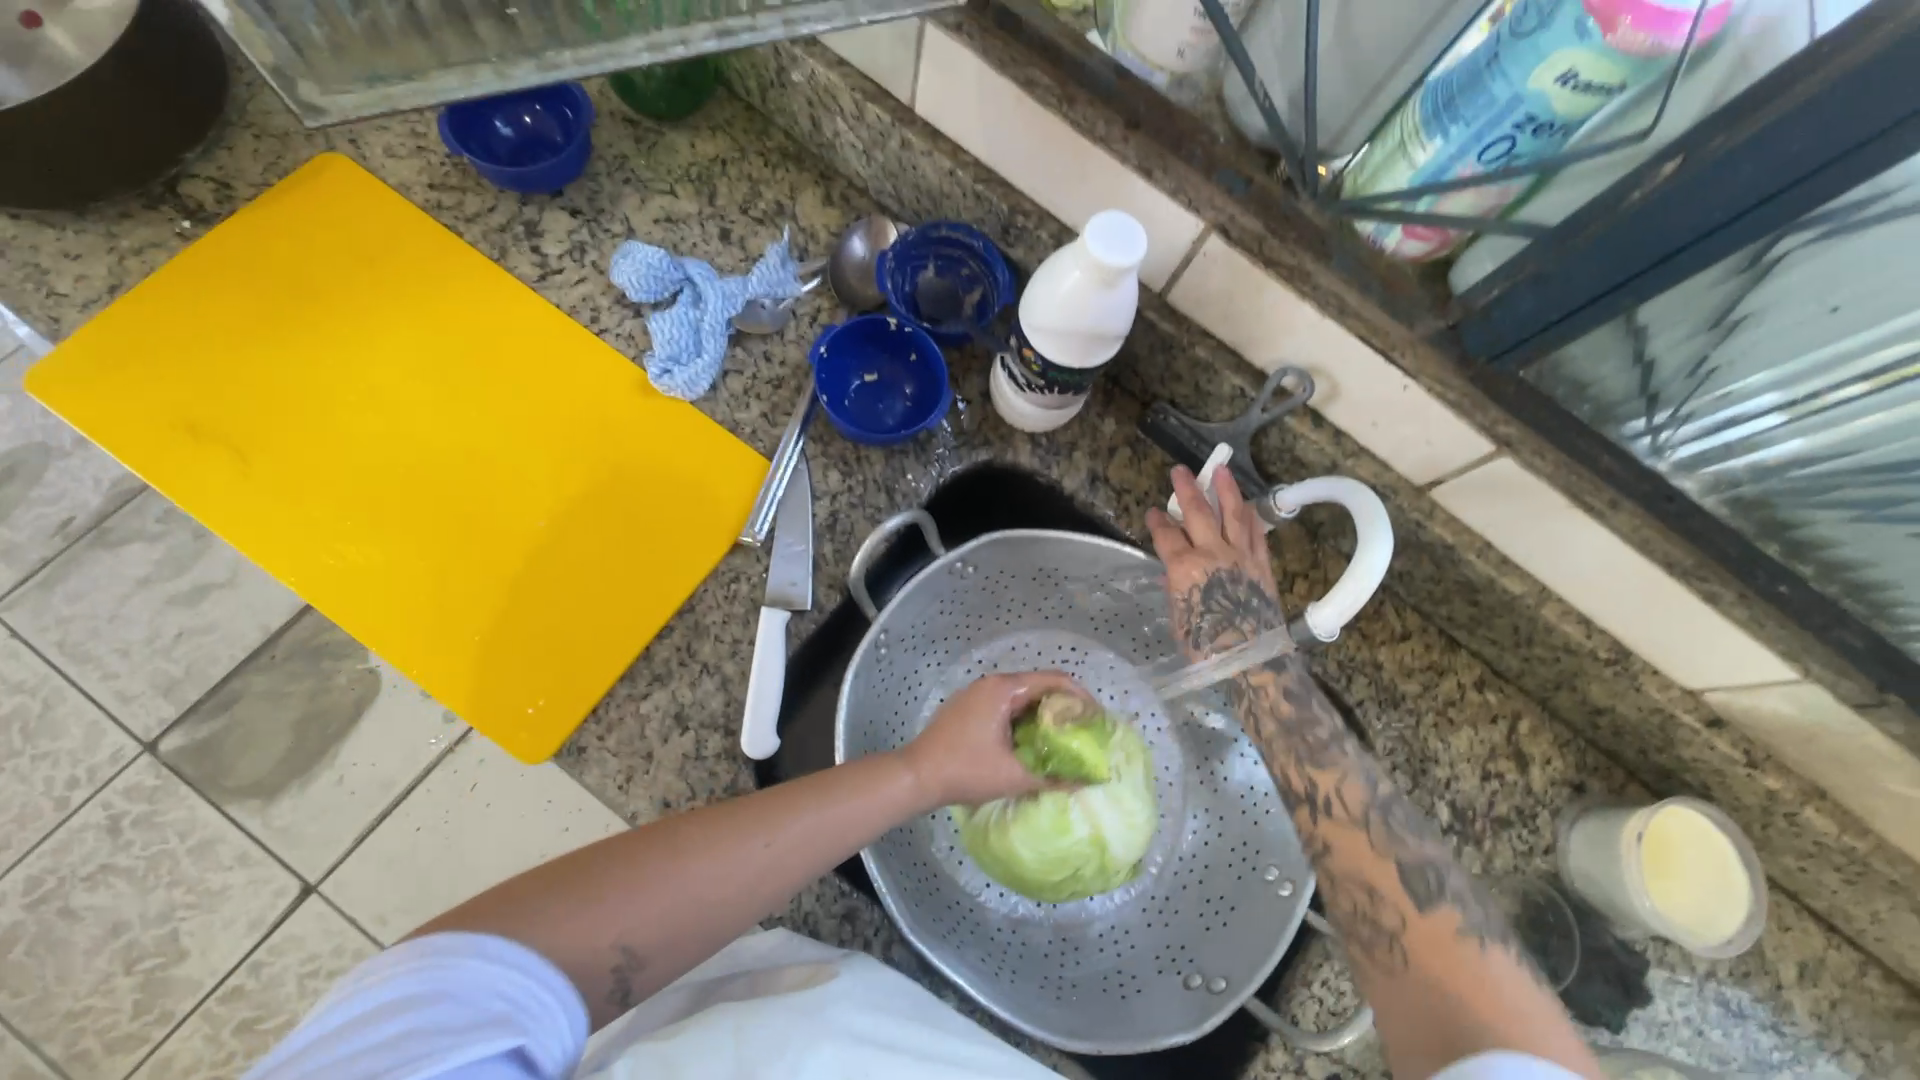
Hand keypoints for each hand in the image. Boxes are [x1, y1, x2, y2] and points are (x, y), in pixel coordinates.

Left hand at [900, 671, 1090, 806]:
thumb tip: (1088, 781)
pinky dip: (1024, 720)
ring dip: (1043, 716)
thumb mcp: (1015, 776)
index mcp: (1004, 689)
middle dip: (1064, 708)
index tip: (1096, 719)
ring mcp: (977, 695)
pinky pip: (1005, 707)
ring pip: (1022, 698)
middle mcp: (991, 684)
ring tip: (1063, 741)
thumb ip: (1055, 777)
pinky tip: (1032, 744)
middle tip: (1083, 733)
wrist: (916, 776)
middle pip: (1039, 687)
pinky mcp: (968, 709)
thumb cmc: (965, 771)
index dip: (1081, 697)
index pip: (1054, 680)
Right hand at [1144, 465, 1284, 656]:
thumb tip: (1174, 574)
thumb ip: (1176, 590)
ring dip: (1225, 490)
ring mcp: (1240, 556)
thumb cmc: (1205, 646)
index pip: (1166, 536)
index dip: (1157, 522)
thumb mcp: (1179, 618)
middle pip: (1198, 513)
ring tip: (1220, 469)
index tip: (1152, 512)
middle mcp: (1212, 553)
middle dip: (1186, 490)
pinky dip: (1250, 517)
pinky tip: (1247, 506)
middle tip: (1179, 471)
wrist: (1251, 660)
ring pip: (1232, 514)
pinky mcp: (1262, 565)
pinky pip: (1256, 534)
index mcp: (1184, 568)